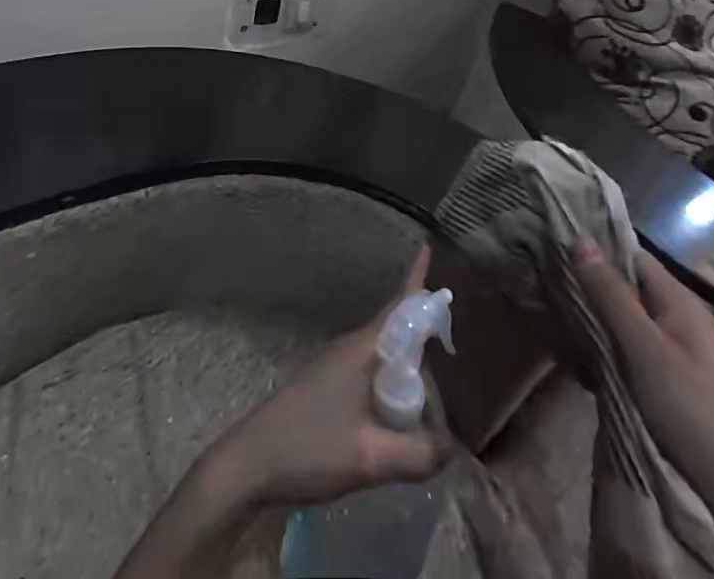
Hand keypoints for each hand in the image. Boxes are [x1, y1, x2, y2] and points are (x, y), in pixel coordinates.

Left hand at [207, 245, 456, 508]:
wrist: (250, 464)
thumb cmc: (310, 449)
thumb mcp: (374, 458)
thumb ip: (422, 453)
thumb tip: (453, 447)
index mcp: (362, 351)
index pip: (399, 307)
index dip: (417, 280)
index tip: (430, 250)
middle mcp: (350, 351)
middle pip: (400, 334)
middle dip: (429, 338)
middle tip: (463, 356)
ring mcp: (337, 368)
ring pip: (388, 359)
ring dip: (414, 371)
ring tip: (444, 398)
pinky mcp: (330, 389)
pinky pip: (374, 378)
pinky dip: (396, 388)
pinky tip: (407, 418)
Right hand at [576, 246, 713, 578]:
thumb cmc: (690, 409)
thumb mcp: (644, 347)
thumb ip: (612, 295)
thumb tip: (581, 239)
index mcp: (679, 303)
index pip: (632, 256)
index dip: (595, 246)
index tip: (550, 240)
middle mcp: (675, 319)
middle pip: (622, 287)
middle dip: (584, 284)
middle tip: (538, 278)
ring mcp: (667, 351)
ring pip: (616, 319)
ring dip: (586, 319)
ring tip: (545, 313)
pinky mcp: (657, 379)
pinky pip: (619, 349)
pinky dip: (595, 349)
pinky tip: (569, 356)